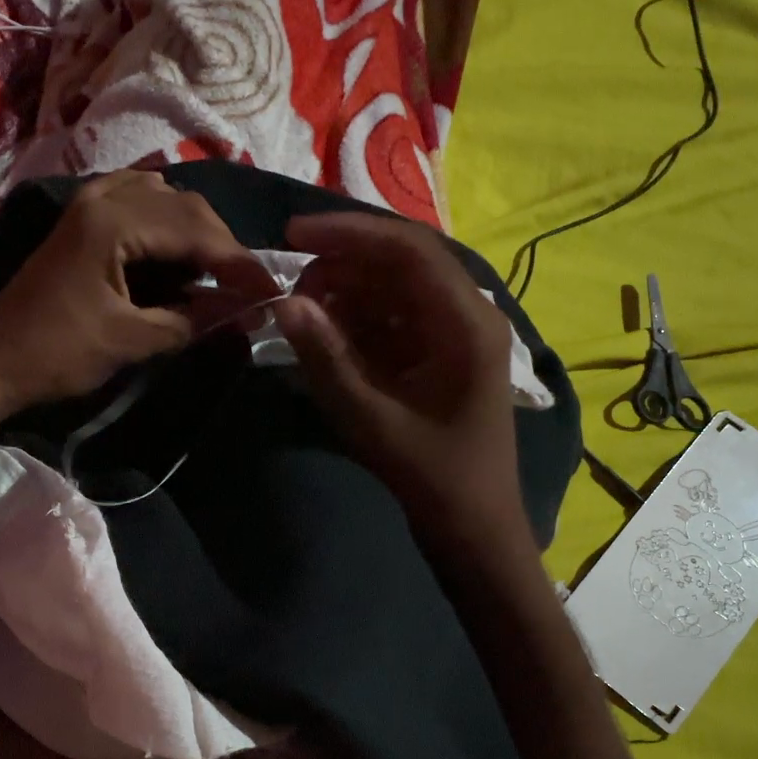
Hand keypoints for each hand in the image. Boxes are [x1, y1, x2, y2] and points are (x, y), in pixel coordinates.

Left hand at [0, 171, 277, 411]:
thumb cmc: (57, 353)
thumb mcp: (131, 340)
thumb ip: (192, 319)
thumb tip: (248, 312)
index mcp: (113, 220)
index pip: (197, 230)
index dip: (239, 262)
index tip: (271, 291)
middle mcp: (103, 196)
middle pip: (184, 206)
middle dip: (221, 247)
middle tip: (245, 287)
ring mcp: (88, 203)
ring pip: (163, 201)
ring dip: (194, 234)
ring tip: (213, 276)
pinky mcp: (81, 220)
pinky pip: (137, 205)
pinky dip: (164, 227)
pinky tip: (176, 255)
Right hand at [273, 213, 526, 540]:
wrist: (471, 525)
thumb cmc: (431, 474)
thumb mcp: (370, 419)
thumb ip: (327, 359)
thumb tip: (286, 303)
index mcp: (465, 322)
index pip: (408, 249)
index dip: (348, 233)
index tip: (291, 235)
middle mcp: (465, 314)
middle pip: (401, 260)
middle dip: (341, 262)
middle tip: (288, 283)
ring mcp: (451, 333)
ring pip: (392, 286)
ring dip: (344, 289)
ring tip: (299, 310)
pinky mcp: (435, 353)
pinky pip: (391, 315)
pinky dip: (353, 317)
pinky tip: (322, 332)